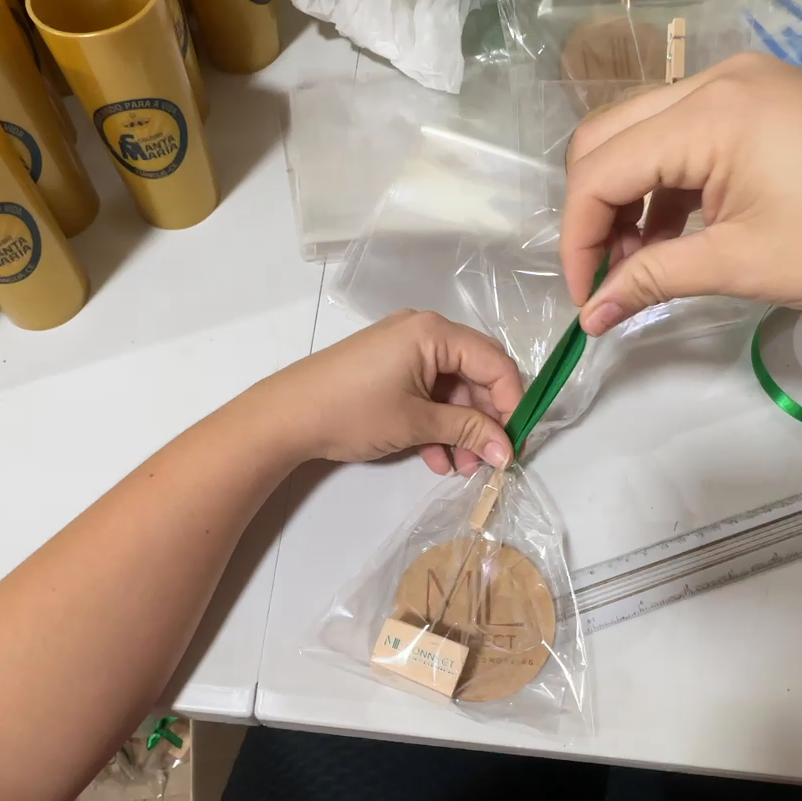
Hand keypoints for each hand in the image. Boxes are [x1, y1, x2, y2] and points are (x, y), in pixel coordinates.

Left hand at [252, 310, 522, 474]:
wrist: (285, 417)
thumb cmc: (354, 412)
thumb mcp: (417, 423)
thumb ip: (467, 431)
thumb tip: (507, 451)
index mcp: (434, 332)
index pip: (494, 362)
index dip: (511, 404)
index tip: (515, 443)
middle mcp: (422, 332)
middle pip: (474, 374)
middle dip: (484, 420)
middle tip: (490, 460)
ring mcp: (403, 350)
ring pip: (450, 389)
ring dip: (460, 428)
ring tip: (462, 468)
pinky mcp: (388, 370)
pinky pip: (426, 393)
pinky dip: (435, 424)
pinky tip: (436, 459)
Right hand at [563, 53, 801, 333]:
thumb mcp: (739, 265)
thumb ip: (651, 281)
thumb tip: (590, 317)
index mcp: (708, 112)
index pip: (598, 171)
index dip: (577, 239)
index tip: (584, 298)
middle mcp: (715, 81)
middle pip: (606, 142)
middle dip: (592, 215)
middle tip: (606, 278)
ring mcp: (743, 86)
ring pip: (640, 140)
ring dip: (626, 204)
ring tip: (644, 264)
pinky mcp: (764, 104)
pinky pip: (682, 141)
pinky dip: (664, 191)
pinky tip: (678, 235)